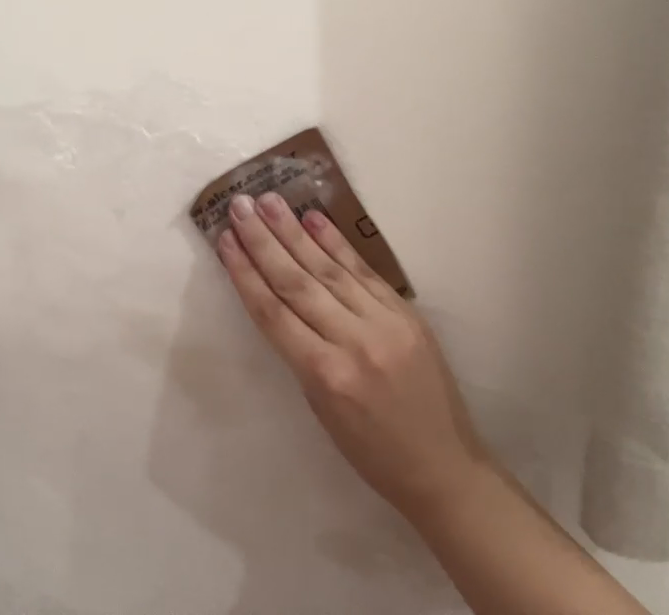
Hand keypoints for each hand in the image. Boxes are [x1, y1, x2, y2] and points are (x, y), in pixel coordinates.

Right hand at [213, 192, 482, 515]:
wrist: (444, 467)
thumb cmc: (371, 452)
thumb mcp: (321, 410)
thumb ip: (301, 354)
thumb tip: (280, 301)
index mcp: (325, 375)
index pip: (273, 313)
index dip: (244, 273)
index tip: (224, 240)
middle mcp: (354, 342)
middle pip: (297, 282)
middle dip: (263, 241)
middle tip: (240, 205)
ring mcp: (385, 324)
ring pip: (329, 270)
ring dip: (295, 232)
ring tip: (270, 201)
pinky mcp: (407, 315)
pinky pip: (364, 273)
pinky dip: (337, 244)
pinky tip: (315, 219)